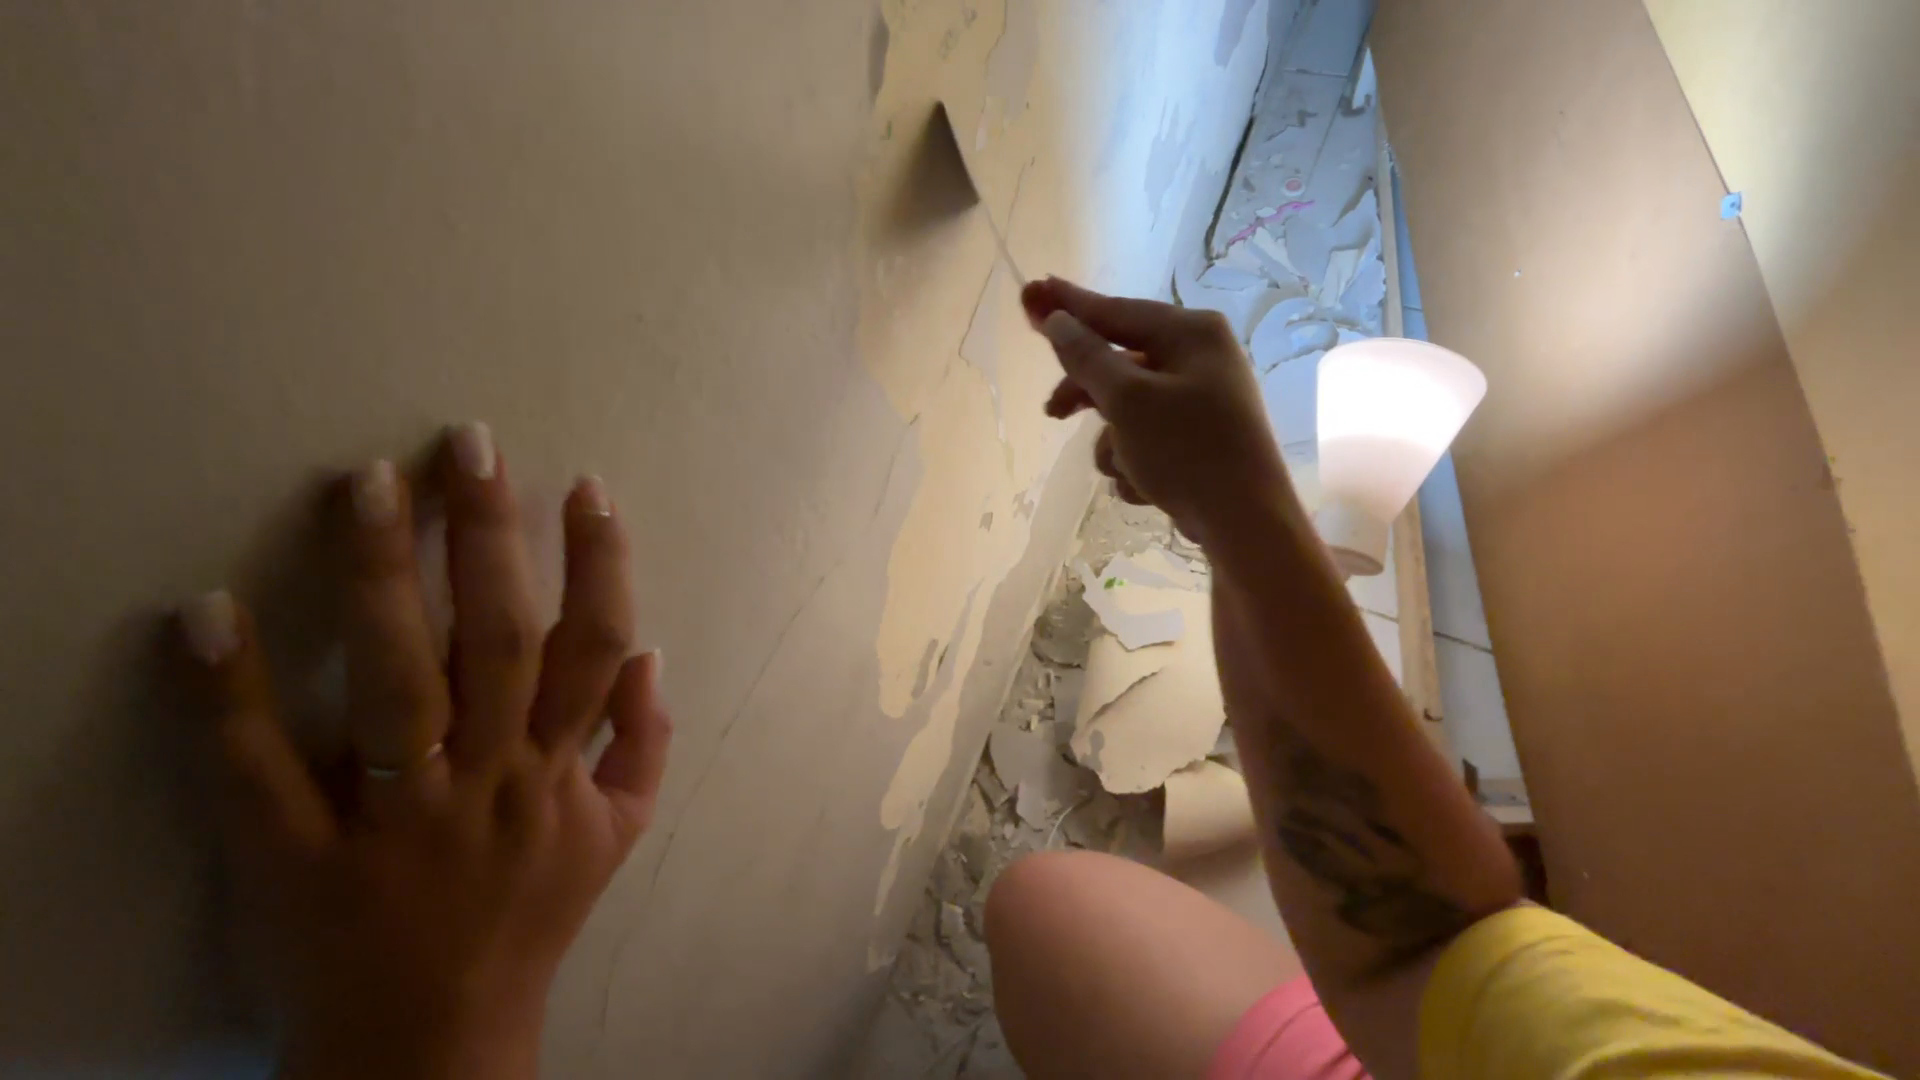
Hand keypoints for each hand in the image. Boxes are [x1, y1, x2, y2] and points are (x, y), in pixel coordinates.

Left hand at [177, 423, 670, 1079]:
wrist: (440, 1037)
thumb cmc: (535, 914)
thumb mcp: (620, 832)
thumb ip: (645, 742)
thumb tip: (653, 652)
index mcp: (561, 771)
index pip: (591, 648)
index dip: (598, 562)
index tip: (583, 487)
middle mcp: (491, 778)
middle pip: (495, 642)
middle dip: (488, 537)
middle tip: (466, 444)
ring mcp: (396, 816)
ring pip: (394, 685)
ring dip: (378, 580)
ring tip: (365, 485)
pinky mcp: (296, 859)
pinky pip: (261, 774)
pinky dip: (229, 696)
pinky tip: (205, 615)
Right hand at [1022, 277, 1290, 540]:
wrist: (1243, 523)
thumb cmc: (1186, 451)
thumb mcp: (1126, 400)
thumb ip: (1086, 357)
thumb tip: (1056, 319)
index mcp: (1190, 333)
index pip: (1114, 311)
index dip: (1066, 306)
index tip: (1027, 294)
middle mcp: (1199, 357)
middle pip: (1118, 363)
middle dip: (1088, 397)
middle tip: (1052, 413)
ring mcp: (1201, 400)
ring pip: (1127, 408)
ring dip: (1114, 443)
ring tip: (1124, 469)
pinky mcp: (1198, 439)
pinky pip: (1146, 438)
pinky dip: (1137, 462)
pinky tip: (1145, 488)